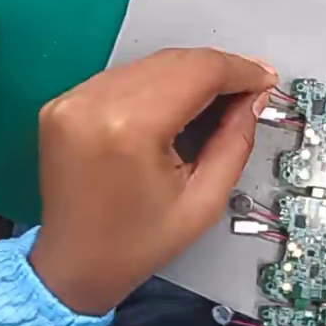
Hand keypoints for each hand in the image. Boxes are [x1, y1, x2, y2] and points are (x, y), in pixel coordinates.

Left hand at [32, 48, 277, 314]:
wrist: (74, 264)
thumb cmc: (133, 245)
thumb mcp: (203, 202)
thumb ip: (234, 142)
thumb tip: (251, 100)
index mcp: (128, 129)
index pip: (198, 71)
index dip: (239, 71)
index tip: (263, 81)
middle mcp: (92, 104)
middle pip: (173, 61)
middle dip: (217, 72)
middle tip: (246, 93)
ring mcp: (72, 101)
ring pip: (148, 64)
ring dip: (186, 76)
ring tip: (212, 104)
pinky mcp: (63, 104)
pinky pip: (122, 78)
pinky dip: (154, 86)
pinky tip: (173, 108)